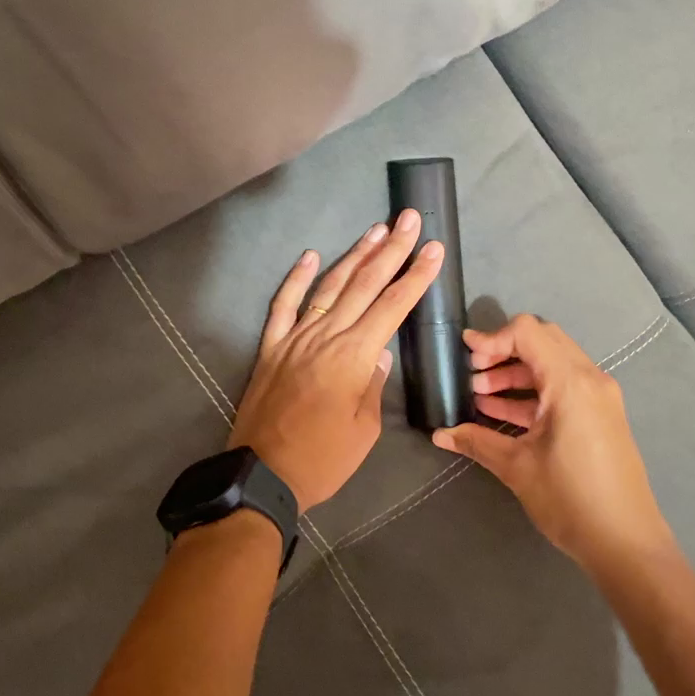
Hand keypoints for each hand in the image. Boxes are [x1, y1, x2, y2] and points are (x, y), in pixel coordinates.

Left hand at [228, 209, 444, 511]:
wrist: (262, 476)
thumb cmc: (323, 459)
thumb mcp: (365, 429)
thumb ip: (374, 383)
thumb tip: (379, 349)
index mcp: (354, 356)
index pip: (393, 305)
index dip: (415, 275)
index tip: (432, 248)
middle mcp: (325, 336)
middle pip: (364, 284)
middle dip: (390, 250)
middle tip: (407, 219)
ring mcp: (294, 338)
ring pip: (328, 287)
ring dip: (353, 255)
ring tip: (375, 230)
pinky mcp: (270, 347)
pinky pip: (283, 305)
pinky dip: (296, 278)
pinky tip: (310, 256)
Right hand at [432, 315, 673, 577]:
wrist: (627, 544)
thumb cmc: (570, 499)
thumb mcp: (517, 467)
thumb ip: (476, 441)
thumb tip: (440, 434)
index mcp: (570, 383)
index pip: (528, 332)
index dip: (492, 338)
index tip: (466, 358)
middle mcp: (590, 379)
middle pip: (542, 340)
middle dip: (503, 351)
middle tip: (473, 373)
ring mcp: (600, 397)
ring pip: (553, 363)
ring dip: (516, 373)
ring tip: (481, 396)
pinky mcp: (602, 416)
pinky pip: (564, 386)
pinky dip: (534, 390)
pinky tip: (504, 413)